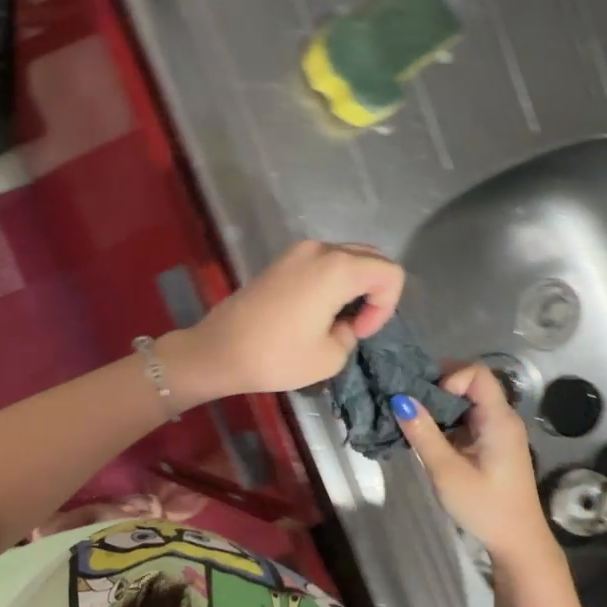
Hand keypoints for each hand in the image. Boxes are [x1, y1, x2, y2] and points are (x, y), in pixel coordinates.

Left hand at [160, 241, 402, 402]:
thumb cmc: (275, 357)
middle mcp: (319, 249)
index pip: (389, 274)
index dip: (385, 307)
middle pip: (369, 259)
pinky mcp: (278, 263)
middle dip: (372, 292)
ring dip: (350, 287)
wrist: (217, 352)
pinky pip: (319, 265)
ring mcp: (295, 252)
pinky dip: (328, 283)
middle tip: (353, 327)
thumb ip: (350, 335)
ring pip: (344, 259)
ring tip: (332, 322)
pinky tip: (313, 313)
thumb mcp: (329, 357)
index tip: (359, 334)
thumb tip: (342, 324)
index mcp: (339, 267)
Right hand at [393, 362, 555, 562]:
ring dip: (435, 407)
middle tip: (403, 405)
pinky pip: (464, 422)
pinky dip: (442, 423)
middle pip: (469, 384)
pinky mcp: (488, 446)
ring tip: (407, 422)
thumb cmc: (484, 506)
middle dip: (435, 388)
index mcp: (499, 420)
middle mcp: (501, 419)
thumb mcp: (447, 472)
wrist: (516, 540)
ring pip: (464, 404)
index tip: (423, 402)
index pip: (476, 373)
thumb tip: (399, 399)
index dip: (447, 378)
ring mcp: (495, 432)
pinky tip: (422, 438)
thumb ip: (423, 434)